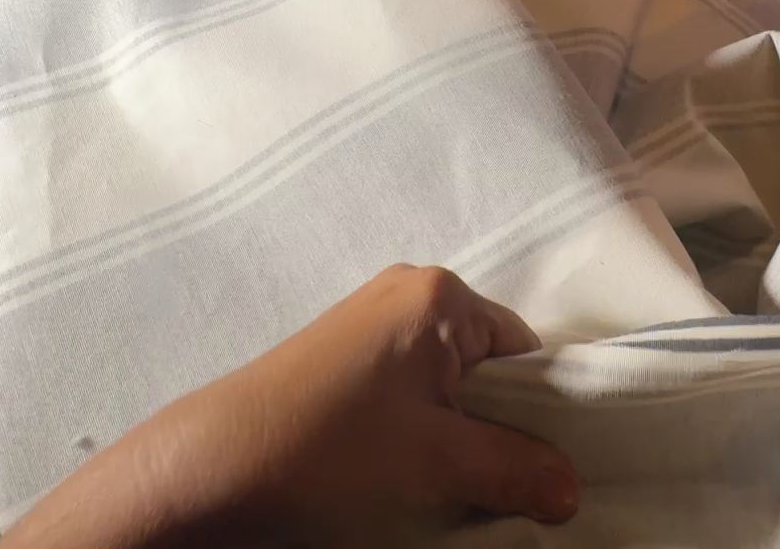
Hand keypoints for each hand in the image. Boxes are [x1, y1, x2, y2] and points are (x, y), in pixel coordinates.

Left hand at [0, 265, 578, 548]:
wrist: (207, 471)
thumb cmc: (334, 452)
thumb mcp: (437, 465)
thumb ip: (516, 469)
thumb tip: (573, 491)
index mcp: (442, 294)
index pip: (522, 348)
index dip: (535, 407)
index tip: (532, 459)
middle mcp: (411, 287)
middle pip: (484, 358)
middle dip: (490, 418)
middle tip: (479, 472)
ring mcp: (371, 311)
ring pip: (446, 371)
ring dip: (453, 423)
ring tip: (433, 471)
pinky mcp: (343, 342)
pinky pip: (409, 374)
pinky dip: (418, 416)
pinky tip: (397, 457)